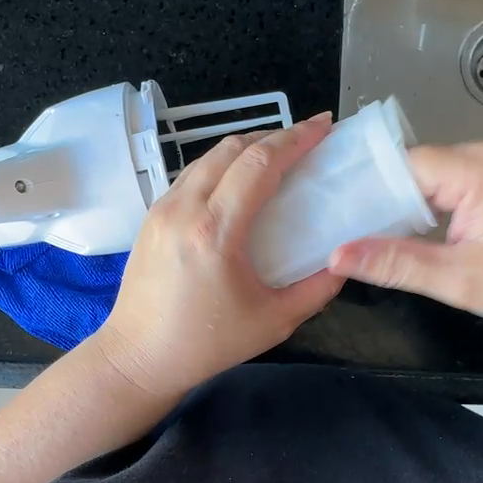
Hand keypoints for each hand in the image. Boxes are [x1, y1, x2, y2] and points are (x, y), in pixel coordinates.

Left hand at [92, 116, 344, 399]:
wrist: (138, 357)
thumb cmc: (207, 343)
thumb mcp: (274, 322)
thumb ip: (316, 289)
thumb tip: (344, 260)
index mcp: (214, 231)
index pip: (258, 164)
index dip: (295, 139)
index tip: (323, 126)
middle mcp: (184, 208)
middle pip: (232, 148)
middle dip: (274, 136)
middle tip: (307, 139)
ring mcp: (162, 209)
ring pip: (208, 157)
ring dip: (246, 148)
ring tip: (277, 155)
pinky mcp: (151, 217)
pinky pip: (191, 175)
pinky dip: (221, 165)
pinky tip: (239, 181)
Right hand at [328, 141, 482, 329]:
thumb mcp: (458, 279)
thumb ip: (395, 263)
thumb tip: (335, 255)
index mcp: (476, 167)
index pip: (402, 165)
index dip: (366, 190)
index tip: (331, 215)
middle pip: (411, 170)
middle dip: (377, 199)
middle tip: (336, 228)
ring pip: (426, 180)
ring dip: (398, 207)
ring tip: (357, 233)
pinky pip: (445, 189)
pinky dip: (421, 210)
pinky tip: (397, 233)